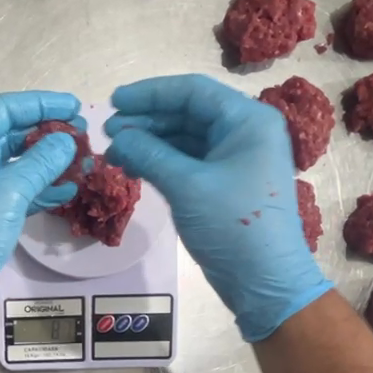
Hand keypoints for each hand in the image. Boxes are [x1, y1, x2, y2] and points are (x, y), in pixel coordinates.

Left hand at [0, 90, 83, 354]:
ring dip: (47, 163)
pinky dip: (39, 190)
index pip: (3, 110)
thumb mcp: (6, 195)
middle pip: (9, 135)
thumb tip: (66, 141)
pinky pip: (14, 192)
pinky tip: (67, 191)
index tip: (75, 106)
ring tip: (82, 163)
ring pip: (14, 166)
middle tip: (82, 135)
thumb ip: (38, 164)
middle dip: (46, 134)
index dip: (40, 104)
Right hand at [105, 74, 330, 342]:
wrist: (264, 281)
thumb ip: (149, 154)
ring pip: (185, 139)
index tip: (112, 103)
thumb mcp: (187, 186)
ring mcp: (235, 160)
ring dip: (149, 144)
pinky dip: (161, 163)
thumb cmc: (233, 226)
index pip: (192, 91)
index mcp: (247, 120)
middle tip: (107, 133)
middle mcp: (244, 133)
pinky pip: (188, 162)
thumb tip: (116, 137)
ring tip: (114, 153)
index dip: (149, 94)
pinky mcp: (224, 185)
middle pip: (188, 113)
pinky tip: (133, 168)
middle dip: (146, 121)